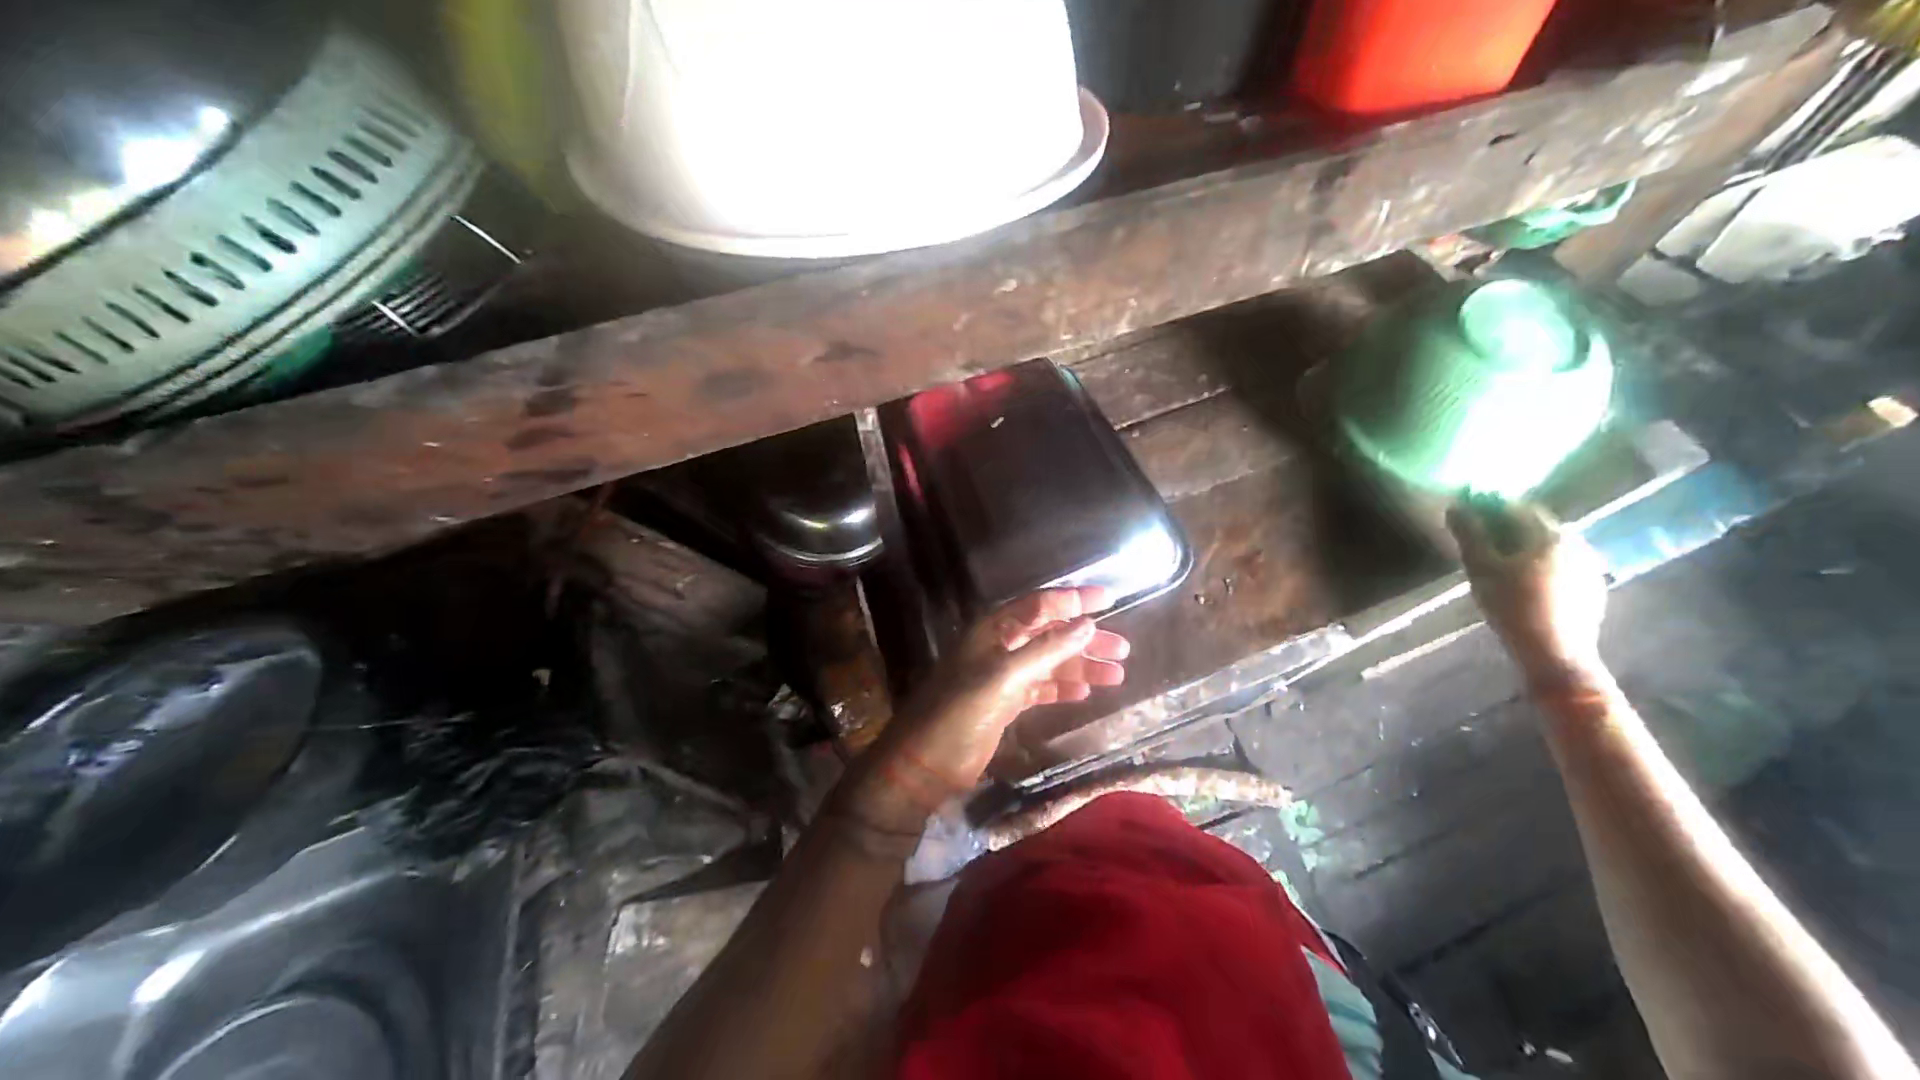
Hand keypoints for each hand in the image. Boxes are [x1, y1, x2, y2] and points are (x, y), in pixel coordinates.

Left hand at [842, 587, 1129, 832]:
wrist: (924, 763)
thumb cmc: (959, 713)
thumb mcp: (1003, 678)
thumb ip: (1046, 650)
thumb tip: (1087, 624)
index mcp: (993, 631)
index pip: (1040, 605)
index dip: (1074, 600)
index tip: (1110, 597)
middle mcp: (999, 648)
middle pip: (1050, 634)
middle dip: (1085, 639)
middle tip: (1123, 649)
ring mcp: (1001, 676)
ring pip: (1049, 663)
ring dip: (1081, 666)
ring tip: (1118, 675)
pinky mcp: (1004, 703)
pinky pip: (1041, 687)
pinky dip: (1063, 688)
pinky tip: (1086, 693)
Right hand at [1447, 499, 1608, 688]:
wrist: (1556, 653)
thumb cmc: (1513, 607)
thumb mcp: (1481, 569)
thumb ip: (1469, 534)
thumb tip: (1456, 506)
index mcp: (1550, 534)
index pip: (1517, 507)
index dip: (1489, 506)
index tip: (1466, 514)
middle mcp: (1577, 542)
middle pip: (1536, 525)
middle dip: (1506, 527)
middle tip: (1478, 540)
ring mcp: (1589, 566)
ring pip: (1549, 546)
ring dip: (1523, 546)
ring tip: (1498, 563)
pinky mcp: (1592, 588)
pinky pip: (1561, 565)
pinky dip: (1539, 564)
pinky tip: (1523, 582)